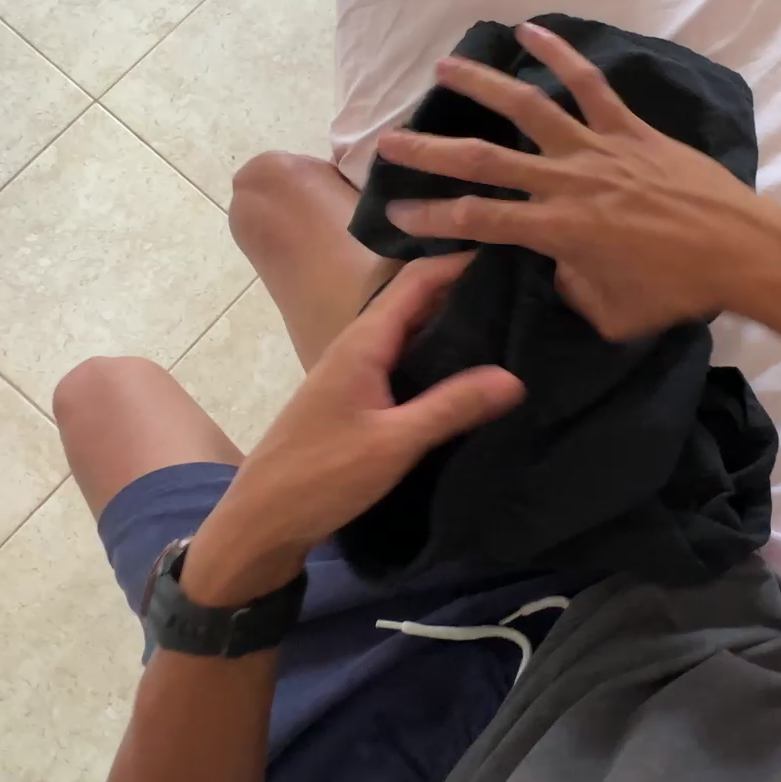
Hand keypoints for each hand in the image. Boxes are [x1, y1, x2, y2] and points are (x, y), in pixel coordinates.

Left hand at [182, 253, 523, 604]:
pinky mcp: (358, 396)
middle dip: (464, 287)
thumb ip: (451, 407)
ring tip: (507, 322)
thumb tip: (515, 377)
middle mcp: (359, 345)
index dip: (460, 261)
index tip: (510, 258)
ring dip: (452, 321)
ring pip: (410, 330)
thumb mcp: (394, 443)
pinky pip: (404, 357)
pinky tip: (466, 371)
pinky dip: (437, 353)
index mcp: (364, 341)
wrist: (260, 523)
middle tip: (520, 290)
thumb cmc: (320, 476)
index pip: (418, 279)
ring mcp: (356, 370)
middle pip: (416, 299)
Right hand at [376, 23, 780, 339]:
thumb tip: (558, 268)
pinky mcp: (630, 128)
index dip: (430, 217)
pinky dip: (559, 54)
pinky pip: (589, 83)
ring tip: (444, 67)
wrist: (742, 251)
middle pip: (484, 159)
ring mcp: (598, 148)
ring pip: (528, 107)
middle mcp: (567, 182)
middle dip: (430, 151)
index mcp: (558, 231)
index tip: (395, 212)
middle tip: (389, 140)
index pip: (477, 221)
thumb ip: (572, 292)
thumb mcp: (613, 316)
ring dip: (480, 85)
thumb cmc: (678, 291)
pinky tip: (530, 30)